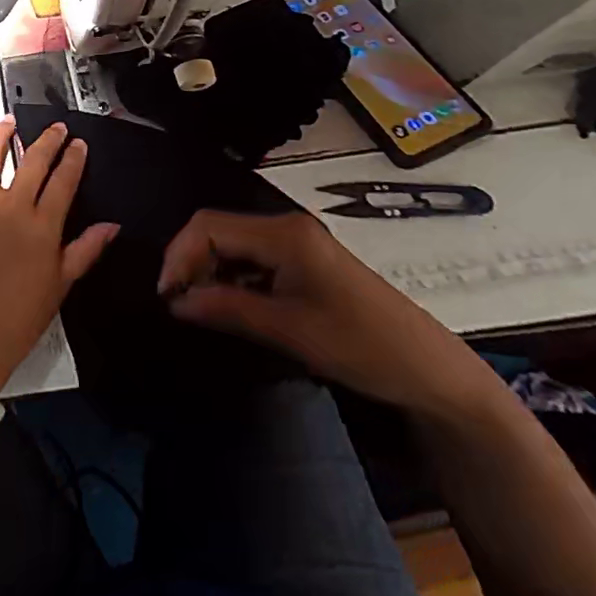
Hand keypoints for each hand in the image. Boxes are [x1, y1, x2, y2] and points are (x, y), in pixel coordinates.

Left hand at [0, 118, 118, 399]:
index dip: (74, 159)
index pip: (64, 180)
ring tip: (8, 121)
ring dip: (0, 135)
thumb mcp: (62, 283)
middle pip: (33, 161)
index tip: (79, 145)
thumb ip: (86, 249)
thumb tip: (112, 226)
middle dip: (48, 140)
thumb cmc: (21, 315)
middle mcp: (12, 208)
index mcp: (43, 225)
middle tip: (56, 129)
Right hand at [157, 210, 493, 415]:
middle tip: (181, 308)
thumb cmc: (361, 345)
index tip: (167, 297)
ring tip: (203, 311)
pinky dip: (234, 280)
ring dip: (211, 274)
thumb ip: (227, 308)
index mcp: (284, 233)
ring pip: (234, 246)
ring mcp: (297, 244)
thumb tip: (176, 301)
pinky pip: (254, 260)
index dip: (179, 257)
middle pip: (218, 231)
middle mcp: (287, 228)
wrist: (428, 369)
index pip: (209, 226)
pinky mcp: (304, 262)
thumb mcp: (288, 330)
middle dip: (192, 264)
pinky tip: (232, 308)